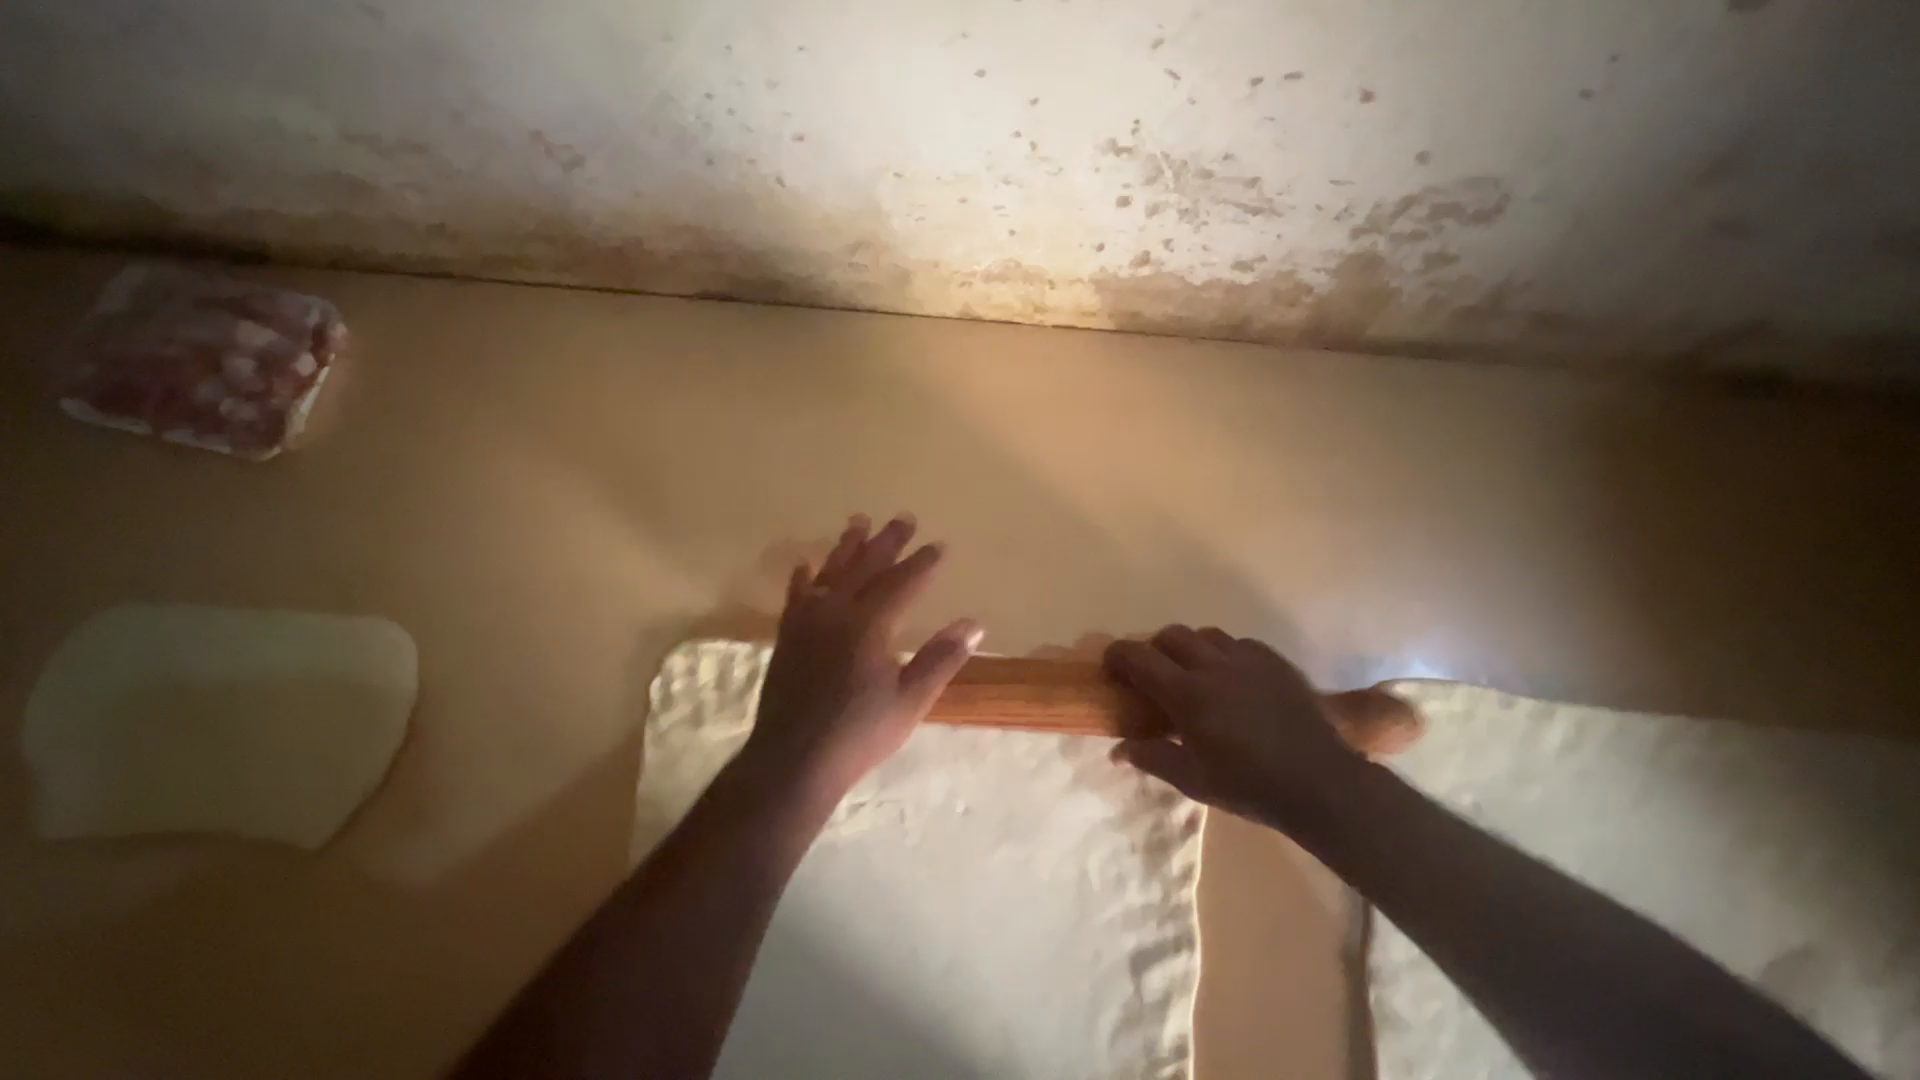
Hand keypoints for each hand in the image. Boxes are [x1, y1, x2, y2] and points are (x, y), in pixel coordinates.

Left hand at [744, 514, 983, 796]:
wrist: (794, 760)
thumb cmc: (859, 734)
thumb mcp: (910, 701)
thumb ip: (941, 659)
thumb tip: (974, 624)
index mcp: (870, 626)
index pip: (902, 583)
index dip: (922, 564)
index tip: (939, 545)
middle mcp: (836, 613)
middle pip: (866, 567)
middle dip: (887, 542)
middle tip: (903, 517)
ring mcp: (807, 623)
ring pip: (830, 573)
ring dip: (847, 547)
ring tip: (858, 521)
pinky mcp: (788, 638)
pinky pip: (796, 596)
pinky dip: (804, 578)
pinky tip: (807, 566)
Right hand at [1104, 626, 1367, 831]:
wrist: (1321, 784)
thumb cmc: (1249, 786)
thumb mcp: (1192, 781)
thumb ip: (1152, 758)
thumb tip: (1119, 749)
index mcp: (1188, 694)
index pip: (1139, 658)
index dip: (1117, 656)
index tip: (1110, 667)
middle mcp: (1214, 666)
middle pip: (1172, 635)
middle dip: (1154, 648)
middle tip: (1153, 674)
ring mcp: (1249, 660)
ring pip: (1207, 635)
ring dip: (1191, 648)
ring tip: (1194, 674)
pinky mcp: (1276, 663)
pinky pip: (1241, 644)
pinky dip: (1225, 654)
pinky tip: (1233, 680)